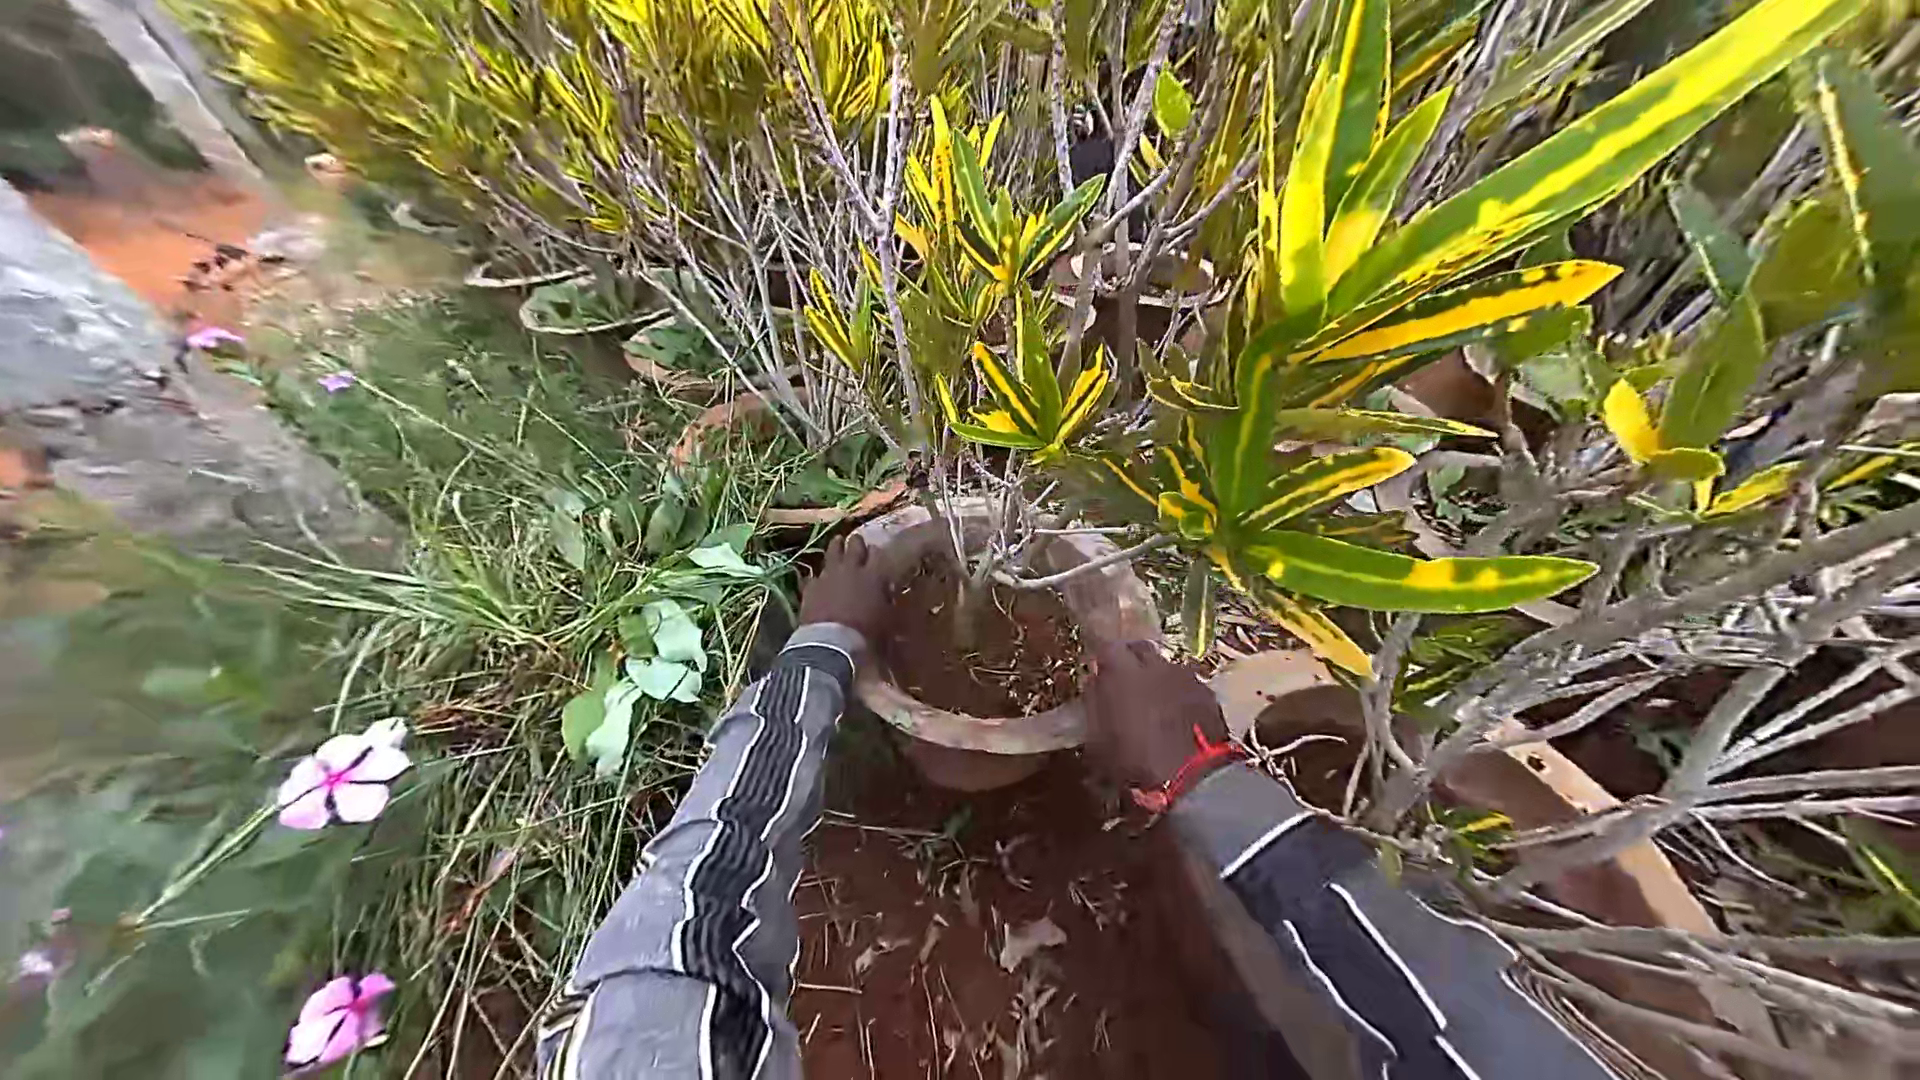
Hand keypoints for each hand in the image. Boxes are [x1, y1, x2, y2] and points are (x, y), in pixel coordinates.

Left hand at [797, 534, 888, 641]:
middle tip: (856, 539)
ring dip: (836, 547)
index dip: (876, 552)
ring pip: (833, 553)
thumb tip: (887, 593)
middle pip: (854, 547)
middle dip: (856, 543)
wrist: (831, 642)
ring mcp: (829, 575)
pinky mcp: (811, 586)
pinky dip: (818, 576)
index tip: (875, 549)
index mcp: (875, 575)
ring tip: (837, 541)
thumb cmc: (867, 633)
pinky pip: (815, 575)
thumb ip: (887, 601)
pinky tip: (817, 577)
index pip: (877, 555)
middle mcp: (852, 569)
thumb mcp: (887, 619)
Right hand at [1084, 640, 1228, 789]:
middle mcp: (1155, 665)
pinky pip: (1187, 683)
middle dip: (1131, 660)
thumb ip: (1094, 702)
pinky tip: (1178, 714)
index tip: (1099, 671)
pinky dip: (1179, 692)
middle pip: (1140, 649)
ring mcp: (1185, 676)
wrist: (1194, 782)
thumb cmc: (1134, 763)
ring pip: (1165, 665)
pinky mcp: (1208, 693)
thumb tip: (1095, 680)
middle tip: (1125, 681)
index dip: (1103, 659)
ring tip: (1154, 700)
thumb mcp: (1098, 738)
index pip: (1108, 647)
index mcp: (1122, 672)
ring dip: (1156, 676)